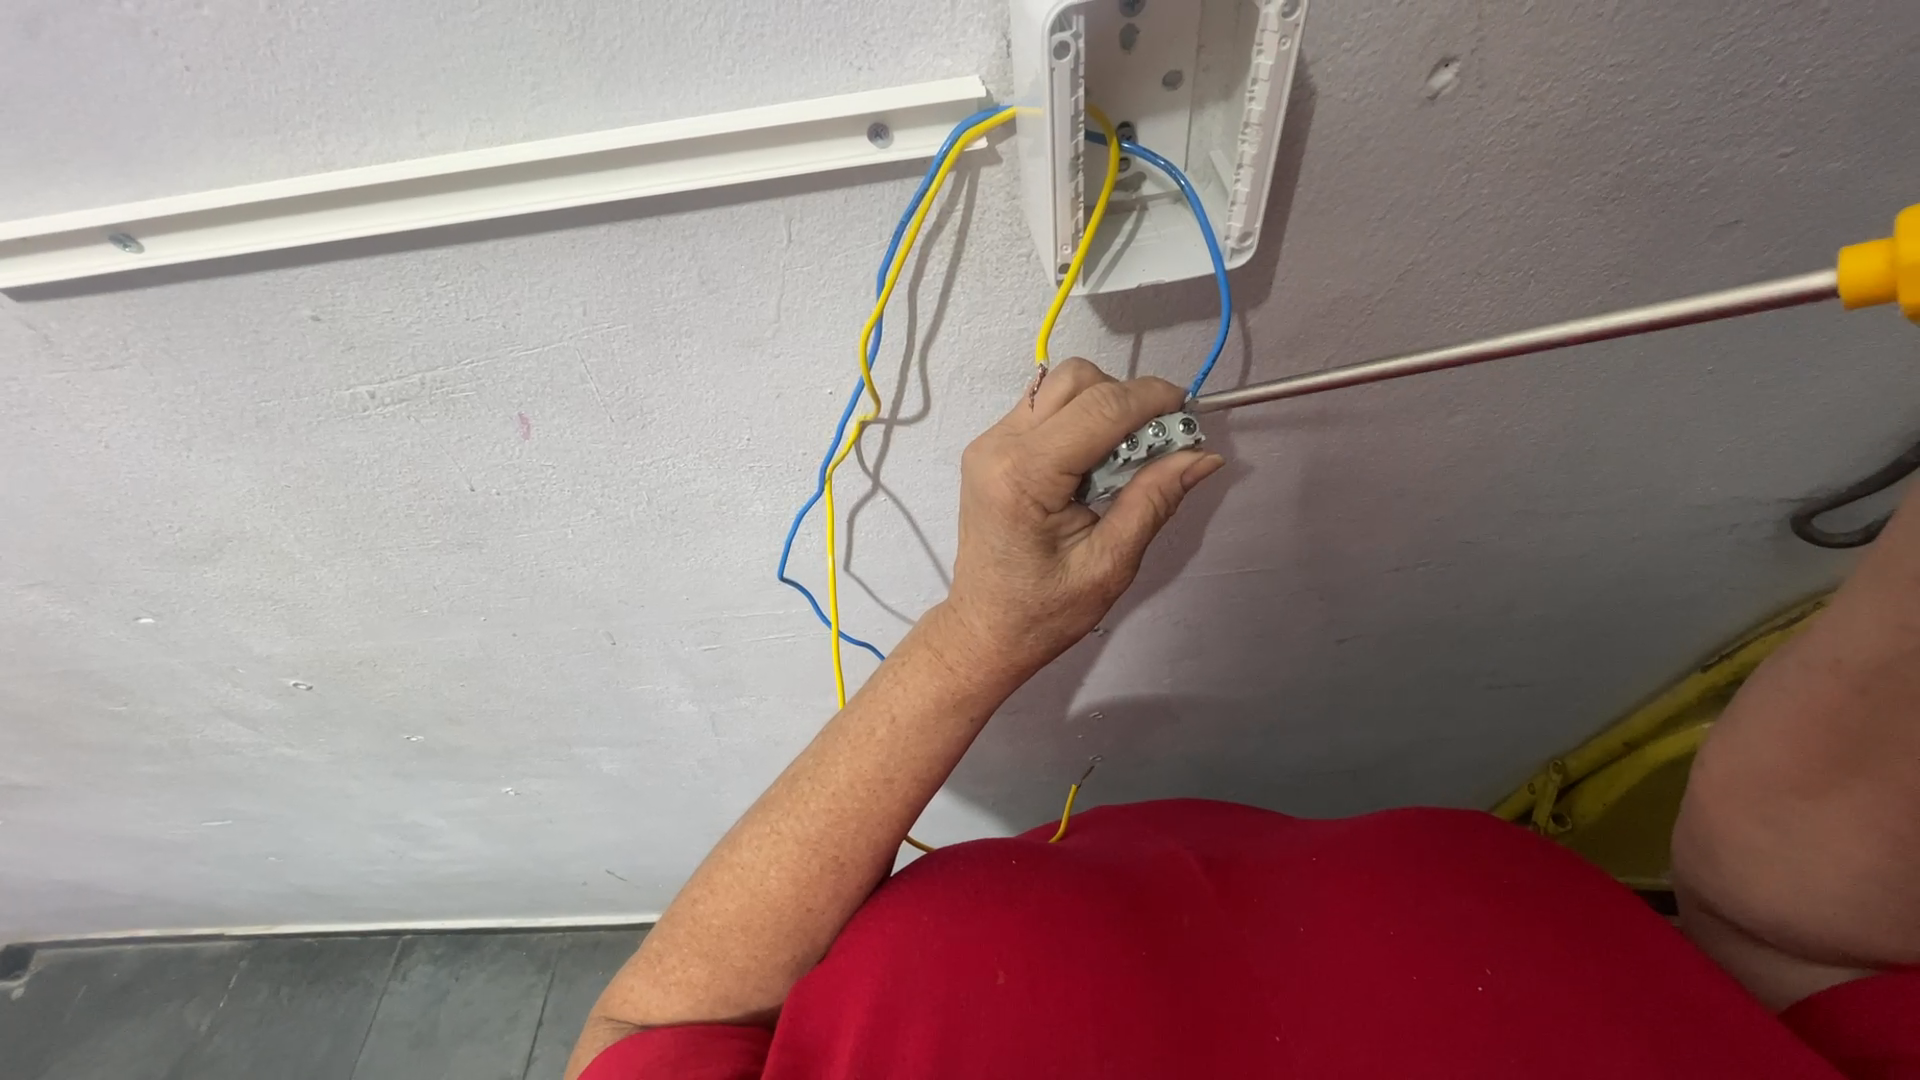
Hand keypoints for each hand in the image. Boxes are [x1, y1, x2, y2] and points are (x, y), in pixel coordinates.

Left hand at [935, 358, 1224, 684]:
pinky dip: (1078, 418)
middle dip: (1127, 398)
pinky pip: (1042, 407)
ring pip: (1058, 386)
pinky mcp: (989, 448)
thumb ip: (1155, 500)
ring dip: (1102, 405)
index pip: (1101, 407)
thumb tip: (1204, 454)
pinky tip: (1092, 462)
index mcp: (1025, 475)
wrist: (986, 627)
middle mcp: (998, 446)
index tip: (1190, 417)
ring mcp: (988, 443)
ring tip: (1123, 456)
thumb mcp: (1110, 564)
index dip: (1154, 400)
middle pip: (1076, 380)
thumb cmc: (1044, 610)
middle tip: (1156, 444)